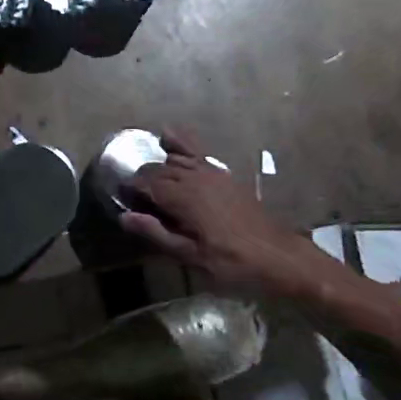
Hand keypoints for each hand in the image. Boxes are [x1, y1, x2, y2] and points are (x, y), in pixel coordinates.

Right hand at [118, 130, 332, 295]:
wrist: (279, 256)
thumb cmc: (231, 262)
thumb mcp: (190, 255)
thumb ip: (156, 233)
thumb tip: (124, 216)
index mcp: (182, 196)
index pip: (144, 182)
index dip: (130, 190)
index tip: (121, 199)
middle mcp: (194, 176)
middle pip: (157, 169)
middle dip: (142, 179)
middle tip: (134, 198)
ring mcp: (211, 172)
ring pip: (175, 158)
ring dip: (159, 165)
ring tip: (149, 179)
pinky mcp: (224, 174)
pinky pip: (197, 151)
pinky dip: (180, 142)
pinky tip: (170, 137)